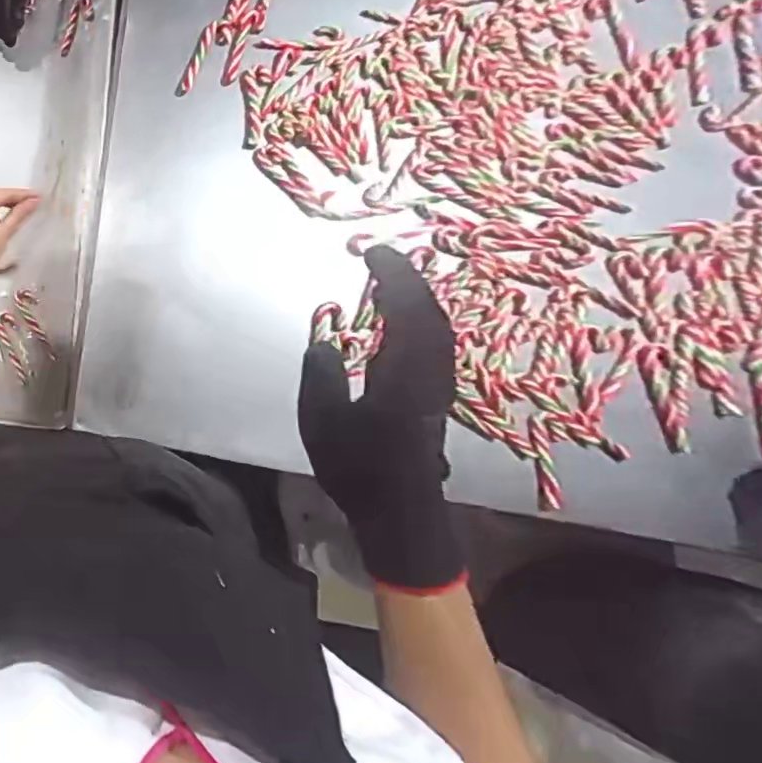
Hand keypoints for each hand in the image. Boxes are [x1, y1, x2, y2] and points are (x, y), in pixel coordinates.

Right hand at [297, 246, 462, 590]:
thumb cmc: (356, 467)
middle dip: (411, 280)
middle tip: (384, 258)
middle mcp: (428, 374)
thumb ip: (322, 378)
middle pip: (431, 314)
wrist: (398, 510)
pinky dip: (423, 320)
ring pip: (439, 329)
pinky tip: (407, 322)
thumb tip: (324, 344)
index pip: (406, 312)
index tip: (374, 252)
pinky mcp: (436, 397)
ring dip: (420, 298)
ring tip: (394, 282)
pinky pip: (437, 344)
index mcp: (401, 375)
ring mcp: (437, 386)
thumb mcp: (322, 422)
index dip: (394, 277)